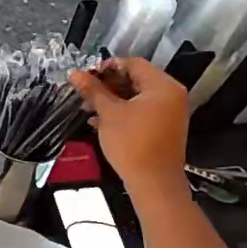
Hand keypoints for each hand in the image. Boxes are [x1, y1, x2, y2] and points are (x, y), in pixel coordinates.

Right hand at [70, 57, 188, 201]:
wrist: (154, 183)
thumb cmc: (132, 144)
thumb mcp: (109, 114)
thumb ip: (93, 90)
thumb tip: (75, 73)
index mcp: (162, 86)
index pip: (133, 64)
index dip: (108, 66)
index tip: (87, 76)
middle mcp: (171, 94)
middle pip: (136, 79)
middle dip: (109, 84)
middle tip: (86, 92)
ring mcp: (171, 112)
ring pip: (138, 96)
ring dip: (114, 99)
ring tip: (90, 107)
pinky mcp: (165, 127)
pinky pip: (144, 110)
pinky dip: (125, 111)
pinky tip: (102, 120)